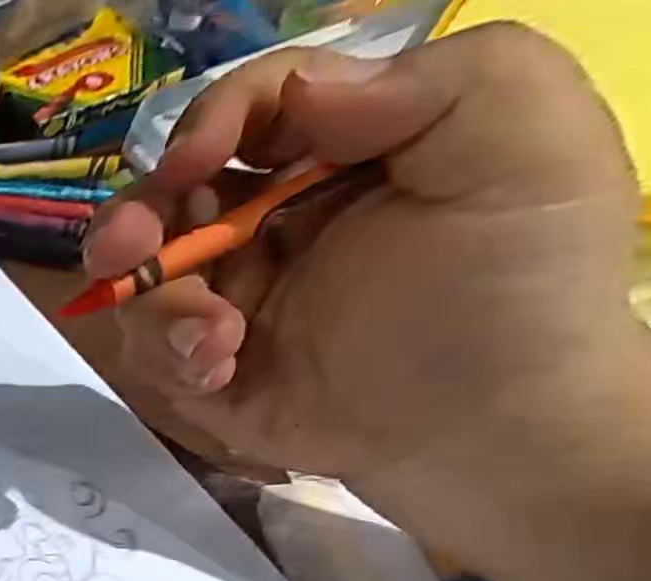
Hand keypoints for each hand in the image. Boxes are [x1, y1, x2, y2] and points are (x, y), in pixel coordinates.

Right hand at [82, 24, 643, 481]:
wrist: (477, 424)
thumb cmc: (511, 288)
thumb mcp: (526, 155)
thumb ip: (442, 86)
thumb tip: (301, 89)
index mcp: (325, 159)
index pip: (245, 115)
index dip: (206, 124)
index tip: (192, 161)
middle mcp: (255, 224)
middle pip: (157, 203)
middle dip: (128, 225)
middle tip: (125, 251)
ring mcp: (215, 298)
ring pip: (135, 285)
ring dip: (158, 309)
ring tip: (215, 344)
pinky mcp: (192, 362)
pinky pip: (146, 351)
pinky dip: (171, 358)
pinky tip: (220, 375)